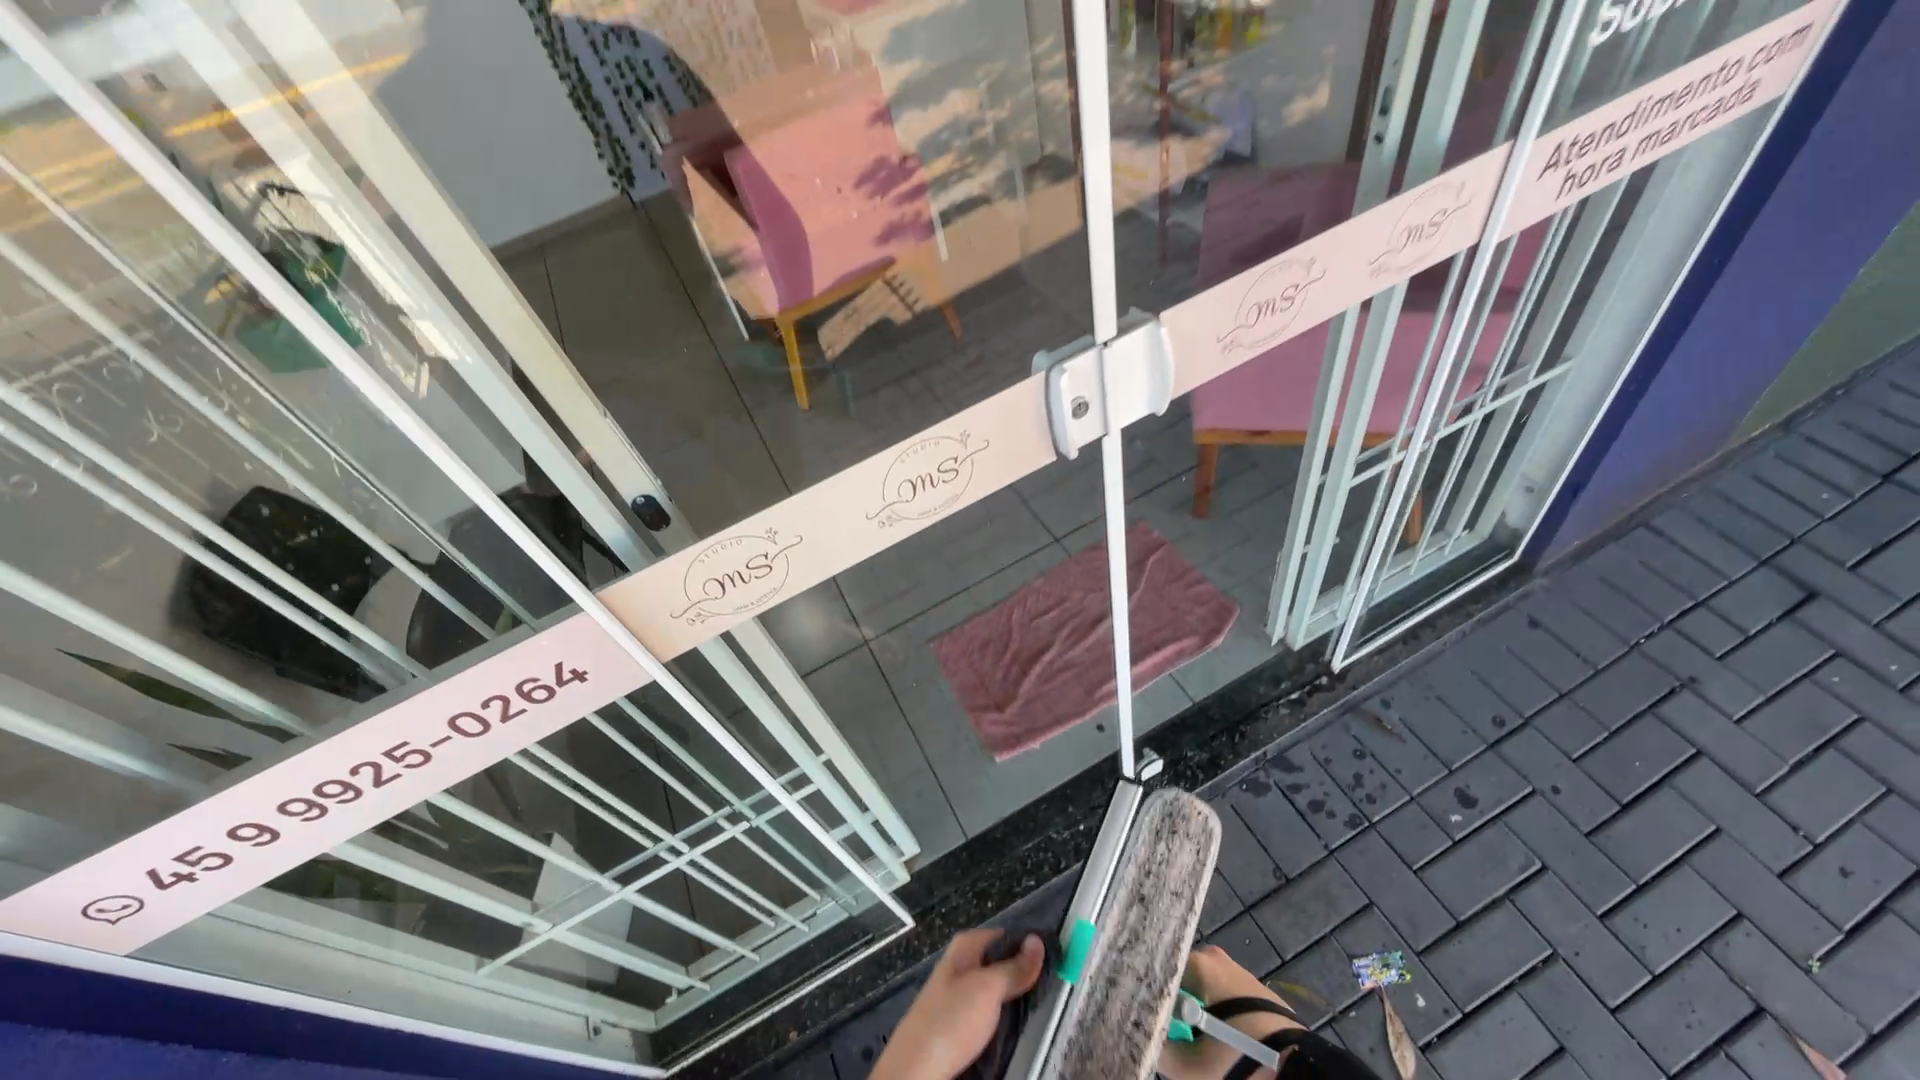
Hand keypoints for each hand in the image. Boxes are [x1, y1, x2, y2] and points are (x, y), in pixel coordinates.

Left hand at [871, 928, 1044, 1079]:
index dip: (1030, 948)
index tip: (1056, 964)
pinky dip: (1002, 1021)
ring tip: (1038, 1013)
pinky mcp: (959, 1023)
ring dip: (1015, 1003)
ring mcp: (959, 996)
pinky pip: (989, 1015)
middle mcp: (962, 966)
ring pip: (997, 993)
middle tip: (1051, 992)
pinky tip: (1015, 1031)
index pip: (1006, 936)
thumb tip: (1038, 941)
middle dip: (1024, 978)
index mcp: (966, 947)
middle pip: (1002, 965)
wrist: (915, 1070)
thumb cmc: (951, 1021)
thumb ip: (1014, 967)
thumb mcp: (988, 989)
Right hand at [1158, 945, 1302, 1079]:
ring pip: (1205, 993)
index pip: (1158, 974)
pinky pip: (1227, 1002)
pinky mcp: (1260, 995)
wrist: (1296, 1072)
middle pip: (1181, 983)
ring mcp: (1242, 975)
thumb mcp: (1186, 1066)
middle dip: (1174, 1008)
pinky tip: (1219, 1041)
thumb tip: (1143, 1037)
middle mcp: (1218, 959)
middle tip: (1172, 1037)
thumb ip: (1156, 1049)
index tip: (1147, 1021)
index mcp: (1199, 963)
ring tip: (1197, 1044)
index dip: (1150, 1000)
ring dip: (1198, 1015)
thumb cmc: (1235, 1059)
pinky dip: (1219, 1018)